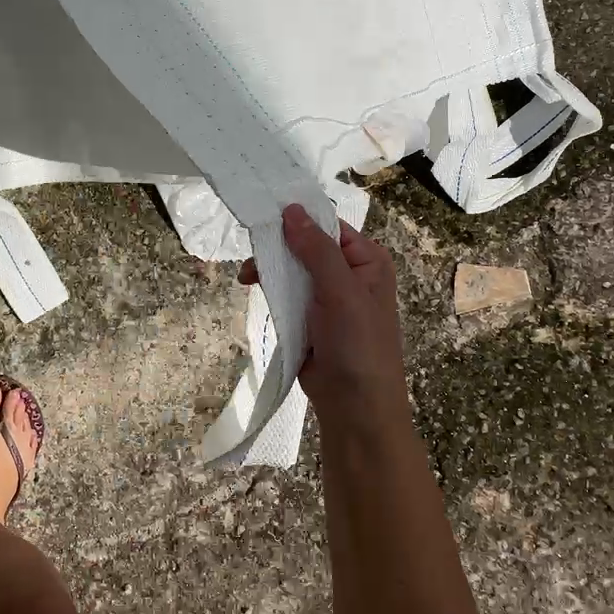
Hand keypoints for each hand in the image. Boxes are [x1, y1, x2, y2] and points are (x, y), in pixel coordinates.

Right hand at [239, 204, 409, 430]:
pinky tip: (252, 288)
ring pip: (290, 265)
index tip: (263, 216)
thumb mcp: (340, 291)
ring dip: (268, 267)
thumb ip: (316, 249)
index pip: (327, 225)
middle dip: (276, 246)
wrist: (354, 404)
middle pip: (304, 243)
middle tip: (251, 255)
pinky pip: (284, 287)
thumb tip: (291, 209)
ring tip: (246, 278)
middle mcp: (348, 271)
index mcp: (367, 260)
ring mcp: (327, 293)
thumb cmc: (357, 344)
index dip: (297, 219)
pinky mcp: (308, 312)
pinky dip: (268, 285)